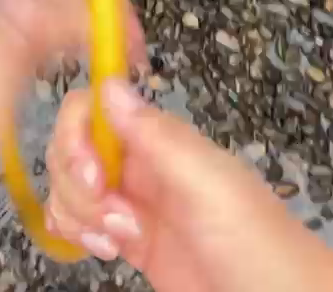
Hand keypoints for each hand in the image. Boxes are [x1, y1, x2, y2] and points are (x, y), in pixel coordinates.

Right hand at [44, 80, 332, 291]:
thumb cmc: (261, 249)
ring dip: (76, 210)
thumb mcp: (211, 189)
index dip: (77, 134)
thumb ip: (158, 137)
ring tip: (113, 243)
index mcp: (160, 139)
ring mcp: (134, 204)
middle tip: (114, 222)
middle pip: (74, 147)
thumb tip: (108, 82)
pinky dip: (72, 228)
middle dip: (76, 182)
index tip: (92, 175)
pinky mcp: (131, 242)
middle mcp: (141, 164)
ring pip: (72, 185)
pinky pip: (81, 219)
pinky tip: (93, 247)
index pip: (93, 108)